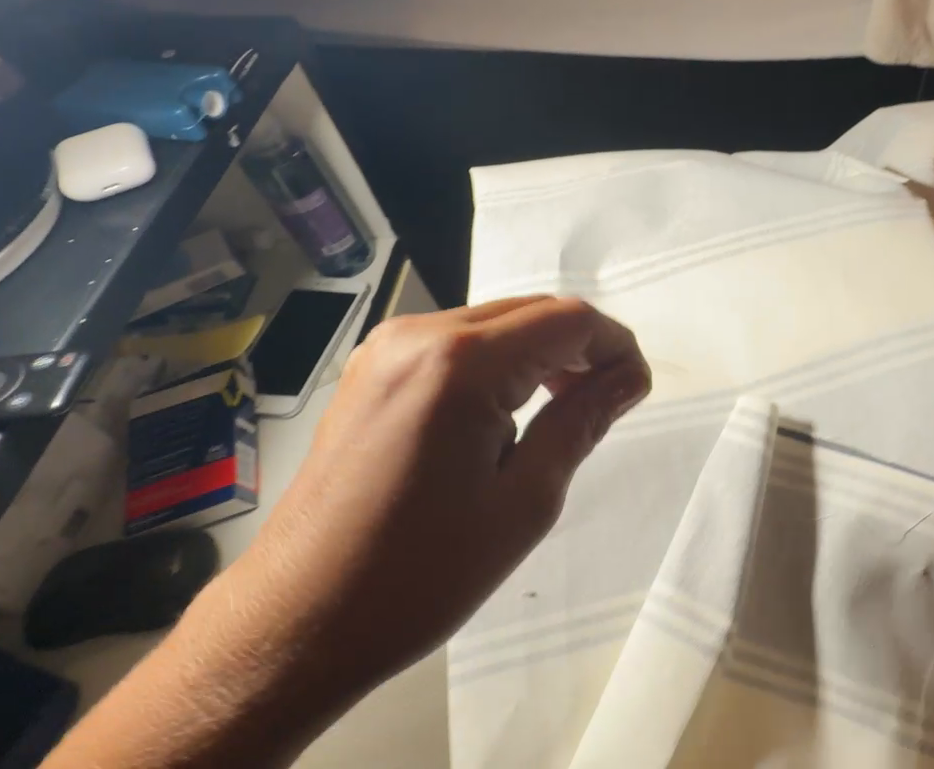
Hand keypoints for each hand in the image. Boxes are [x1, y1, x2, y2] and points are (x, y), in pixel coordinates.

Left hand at [229, 296, 650, 688]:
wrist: (297, 621)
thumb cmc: (421, 572)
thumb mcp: (526, 500)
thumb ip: (582, 421)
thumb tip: (628, 377)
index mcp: (459, 363)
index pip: (567, 320)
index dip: (615, 346)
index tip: (636, 389)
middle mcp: (417, 335)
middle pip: (531, 311)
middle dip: (581, 348)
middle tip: (608, 402)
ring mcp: (384, 349)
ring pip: (495, 323)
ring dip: (541, 353)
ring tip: (564, 409)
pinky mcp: (368, 371)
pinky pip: (457, 342)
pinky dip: (499, 362)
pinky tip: (509, 409)